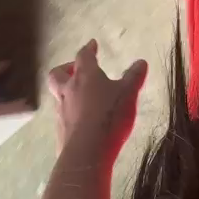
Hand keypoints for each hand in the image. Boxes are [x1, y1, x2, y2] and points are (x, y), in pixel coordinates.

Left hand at [47, 40, 147, 160]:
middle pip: (57, 74)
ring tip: (83, 100)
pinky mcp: (60, 133)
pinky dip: (71, 116)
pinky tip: (82, 123)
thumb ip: (134, 77)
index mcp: (85, 76)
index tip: (92, 44)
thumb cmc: (108, 116)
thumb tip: (141, 62)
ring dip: (68, 94)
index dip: (88, 49)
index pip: (83, 56)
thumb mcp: (128, 93)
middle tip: (75, 71)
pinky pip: (63, 118)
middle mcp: (69, 90)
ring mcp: (61, 112)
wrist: (87, 154)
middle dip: (65, 69)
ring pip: (58, 97)